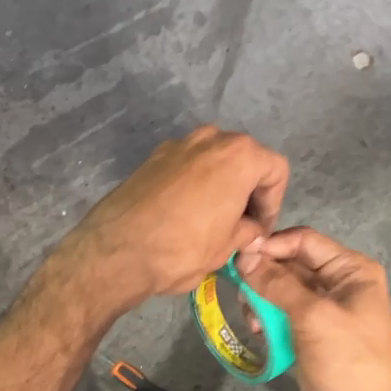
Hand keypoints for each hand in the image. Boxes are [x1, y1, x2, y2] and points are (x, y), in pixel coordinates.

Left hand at [63, 125, 288, 304]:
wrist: (115, 251)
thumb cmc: (181, 249)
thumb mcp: (224, 248)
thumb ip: (246, 233)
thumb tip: (250, 233)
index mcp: (239, 154)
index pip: (275, 171)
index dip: (273, 205)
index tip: (260, 232)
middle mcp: (210, 138)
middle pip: (242, 162)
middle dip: (245, 194)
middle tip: (238, 229)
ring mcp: (176, 146)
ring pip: (210, 165)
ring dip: (217, 190)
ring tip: (208, 225)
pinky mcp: (149, 161)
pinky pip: (182, 171)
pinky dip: (190, 189)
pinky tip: (180, 219)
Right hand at [240, 227, 390, 390]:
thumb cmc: (347, 359)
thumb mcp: (313, 316)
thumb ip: (278, 285)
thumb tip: (244, 257)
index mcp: (351, 270)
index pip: (305, 241)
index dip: (271, 246)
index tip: (236, 259)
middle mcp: (338, 283)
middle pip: (290, 264)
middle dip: (263, 276)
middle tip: (237, 291)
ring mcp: (322, 310)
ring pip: (280, 290)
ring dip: (261, 299)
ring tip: (250, 318)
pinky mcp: (307, 333)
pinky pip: (280, 314)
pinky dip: (266, 318)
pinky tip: (257, 330)